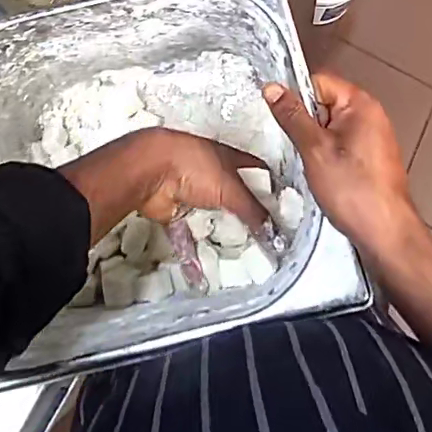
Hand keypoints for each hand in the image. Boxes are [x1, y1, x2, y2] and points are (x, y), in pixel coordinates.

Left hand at [58, 127, 269, 244]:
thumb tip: (273, 229)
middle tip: (262, 238)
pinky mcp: (174, 212)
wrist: (150, 170)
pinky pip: (186, 236)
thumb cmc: (192, 164)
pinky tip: (201, 272)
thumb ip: (253, 210)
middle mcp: (212, 174)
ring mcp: (192, 192)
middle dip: (246, 216)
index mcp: (229, 159)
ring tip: (237, 256)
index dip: (270, 190)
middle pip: (235, 197)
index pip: (257, 174)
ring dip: (219, 234)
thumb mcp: (231, 188)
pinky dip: (192, 255)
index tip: (281, 211)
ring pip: (211, 217)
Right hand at [264, 74, 426, 264]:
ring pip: (330, 126)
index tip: (280, 115)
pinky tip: (323, 174)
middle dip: (305, 123)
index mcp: (360, 104)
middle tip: (298, 145)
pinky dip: (327, 154)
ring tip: (311, 163)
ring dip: (315, 142)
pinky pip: (340, 143)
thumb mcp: (314, 149)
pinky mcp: (370, 156)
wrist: (386, 233)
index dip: (296, 97)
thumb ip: (293, 116)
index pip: (319, 81)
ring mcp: (372, 136)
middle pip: (324, 103)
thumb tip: (274, 90)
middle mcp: (370, 114)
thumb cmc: (357, 193)